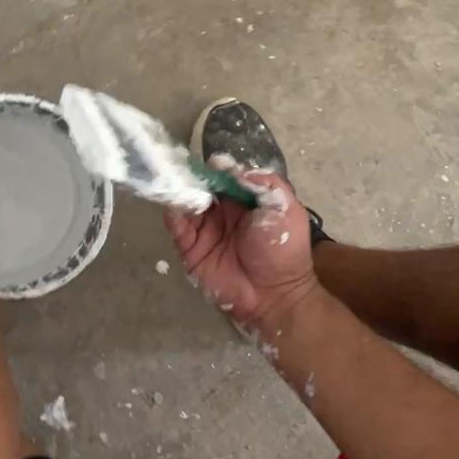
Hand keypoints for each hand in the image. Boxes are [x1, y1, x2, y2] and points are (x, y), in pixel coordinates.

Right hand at [163, 167, 318, 332]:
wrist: (274, 295)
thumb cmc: (283, 250)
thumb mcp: (286, 209)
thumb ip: (265, 183)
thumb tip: (232, 168)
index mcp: (245, 201)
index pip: (225, 177)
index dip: (217, 168)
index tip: (212, 163)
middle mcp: (222, 212)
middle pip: (201, 186)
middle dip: (194, 177)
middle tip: (185, 168)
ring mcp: (205, 229)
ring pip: (186, 203)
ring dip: (181, 192)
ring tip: (180, 187)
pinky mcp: (190, 247)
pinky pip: (177, 226)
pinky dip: (173, 213)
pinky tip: (176, 207)